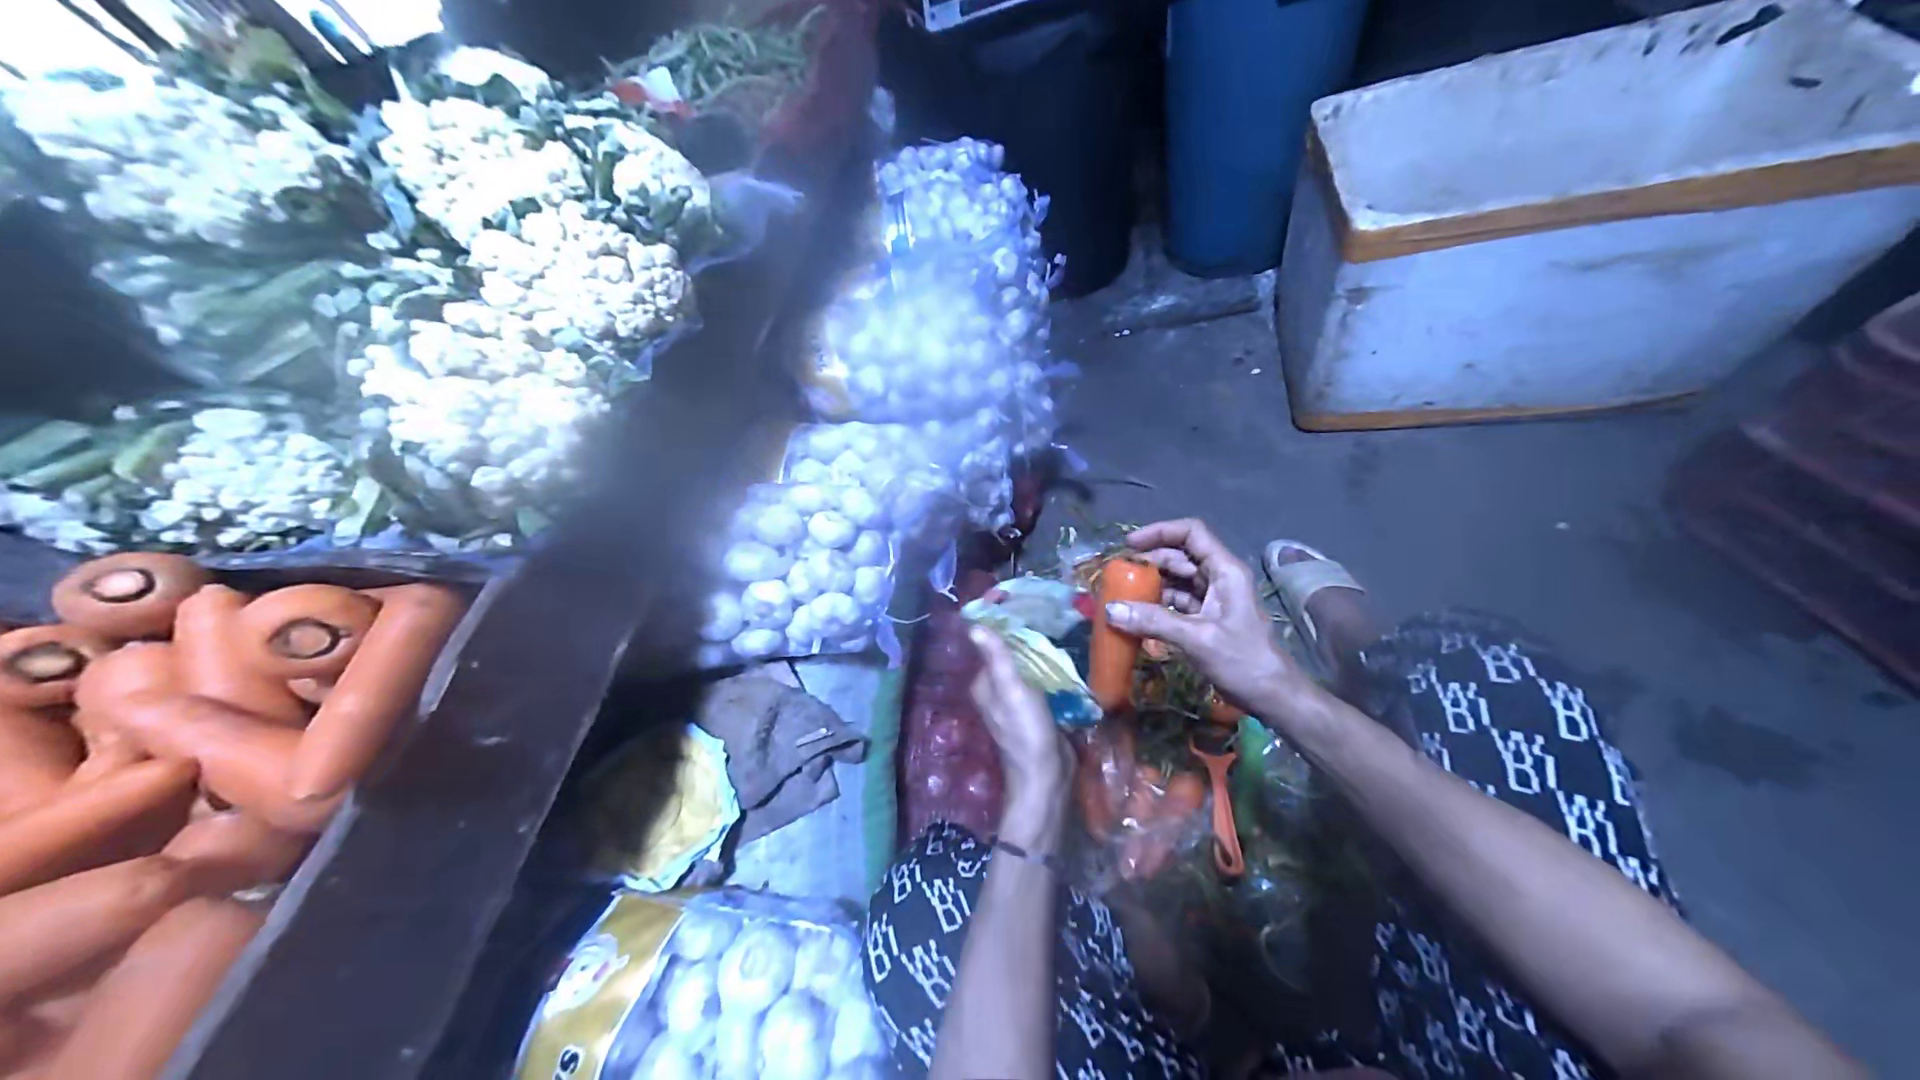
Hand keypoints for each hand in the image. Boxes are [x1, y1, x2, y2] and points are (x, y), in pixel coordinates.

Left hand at [968, 626, 1072, 838]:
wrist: (1047, 776)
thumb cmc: (1025, 731)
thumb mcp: (1011, 690)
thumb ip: (996, 658)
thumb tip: (973, 626)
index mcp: (985, 683)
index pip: (992, 643)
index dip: (1004, 622)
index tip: (1022, 599)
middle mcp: (998, 689)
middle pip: (1012, 653)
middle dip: (1027, 634)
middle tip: (1049, 609)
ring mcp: (1019, 700)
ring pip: (1030, 666)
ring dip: (1043, 650)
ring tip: (1063, 625)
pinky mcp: (1041, 709)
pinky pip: (1045, 681)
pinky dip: (1054, 669)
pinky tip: (1069, 656)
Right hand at [1104, 519, 1313, 718]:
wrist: (1271, 696)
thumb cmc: (1242, 661)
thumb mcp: (1197, 639)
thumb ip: (1154, 621)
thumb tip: (1111, 609)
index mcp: (1225, 571)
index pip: (1191, 533)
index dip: (1160, 531)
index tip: (1130, 545)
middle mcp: (1219, 577)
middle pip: (1180, 555)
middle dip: (1149, 561)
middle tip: (1119, 574)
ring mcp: (1213, 597)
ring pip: (1177, 578)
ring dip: (1151, 583)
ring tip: (1122, 593)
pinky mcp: (1206, 617)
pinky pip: (1177, 600)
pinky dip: (1157, 603)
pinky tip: (1137, 614)